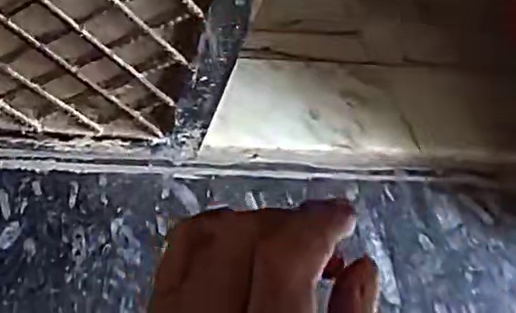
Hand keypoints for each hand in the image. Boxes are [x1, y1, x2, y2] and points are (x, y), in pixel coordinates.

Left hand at [149, 200, 378, 312]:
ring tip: (284, 238)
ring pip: (205, 234)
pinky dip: (208, 234)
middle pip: (244, 236)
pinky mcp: (153, 310)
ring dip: (249, 223)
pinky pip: (176, 253)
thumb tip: (362, 271)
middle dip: (287, 222)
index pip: (284, 256)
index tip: (343, 213)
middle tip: (321, 230)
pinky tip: (234, 241)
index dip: (320, 223)